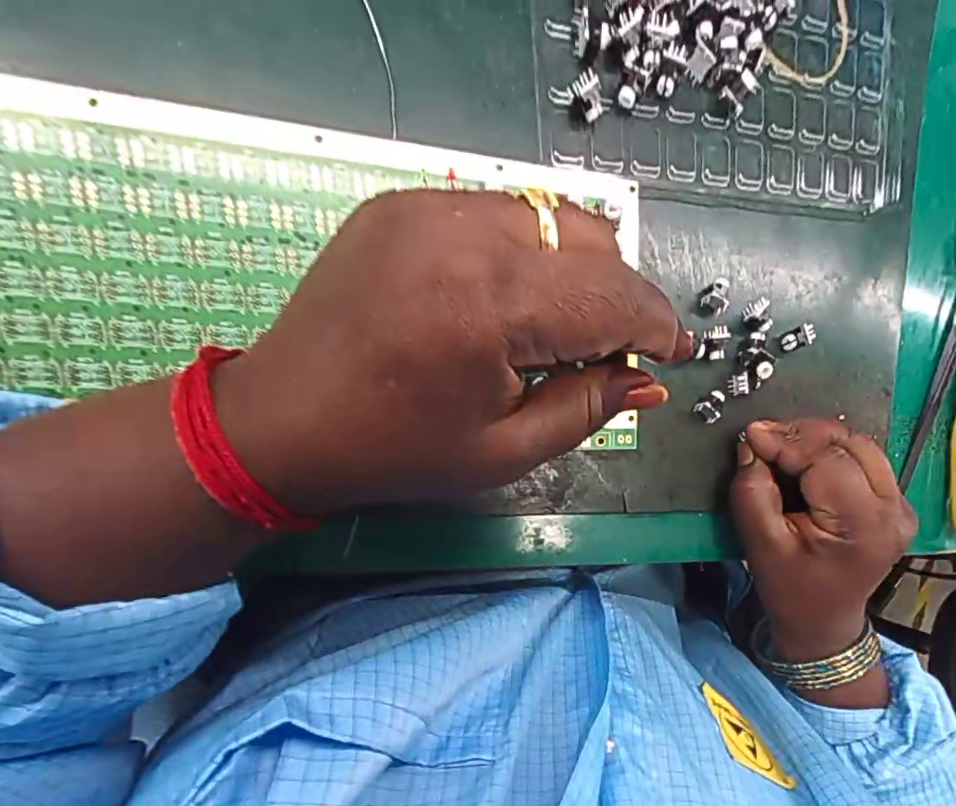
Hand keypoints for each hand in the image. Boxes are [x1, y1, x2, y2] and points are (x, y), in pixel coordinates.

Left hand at [0, 188, 687, 606]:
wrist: (282, 421)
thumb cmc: (393, 452)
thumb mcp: (499, 451)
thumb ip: (583, 409)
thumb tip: (644, 379)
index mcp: (492, 307)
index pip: (610, 295)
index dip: (653, 324)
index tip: (673, 351)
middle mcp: (465, 235)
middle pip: (587, 237)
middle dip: (617, 293)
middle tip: (610, 346)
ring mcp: (426, 207)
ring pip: (542, 215)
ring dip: (570, 266)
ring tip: (556, 324)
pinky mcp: (398, 204)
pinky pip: (490, 213)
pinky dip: (518, 250)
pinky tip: (501, 298)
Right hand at [730, 418, 915, 663]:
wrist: (821, 620)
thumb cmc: (789, 588)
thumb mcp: (760, 545)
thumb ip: (752, 493)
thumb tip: (751, 446)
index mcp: (862, 524)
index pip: (827, 460)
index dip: (787, 441)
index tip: (750, 433)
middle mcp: (893, 509)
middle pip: (850, 444)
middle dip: (802, 434)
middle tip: (762, 437)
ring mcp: (900, 504)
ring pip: (860, 445)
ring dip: (817, 440)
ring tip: (779, 446)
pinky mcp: (895, 502)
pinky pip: (864, 459)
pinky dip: (830, 451)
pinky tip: (803, 460)